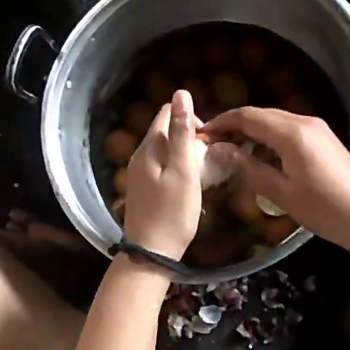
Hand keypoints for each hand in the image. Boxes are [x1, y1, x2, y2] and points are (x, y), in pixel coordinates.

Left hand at [122, 90, 208, 259]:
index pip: (166, 114)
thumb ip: (183, 133)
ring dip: (185, 154)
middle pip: (165, 132)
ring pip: (165, 151)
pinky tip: (191, 185)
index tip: (210, 141)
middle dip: (189, 137)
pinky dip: (178, 169)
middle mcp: (139, 157)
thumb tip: (181, 94)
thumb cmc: (173, 213)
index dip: (191, 120)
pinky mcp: (143, 190)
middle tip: (211, 158)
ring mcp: (139, 175)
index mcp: (148, 148)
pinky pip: (163, 168)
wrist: (151, 255)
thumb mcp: (183, 170)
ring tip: (205, 171)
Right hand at [202, 107, 349, 256]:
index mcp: (292, 132)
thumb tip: (219, 151)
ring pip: (275, 122)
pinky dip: (269, 139)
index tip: (200, 135)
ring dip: (251, 133)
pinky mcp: (324, 139)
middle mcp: (304, 121)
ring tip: (230, 153)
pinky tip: (259, 158)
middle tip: (211, 145)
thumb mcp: (282, 193)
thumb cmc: (325, 209)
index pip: (247, 116)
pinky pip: (289, 131)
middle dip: (234, 126)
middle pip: (261, 115)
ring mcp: (317, 129)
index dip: (221, 122)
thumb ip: (249, 169)